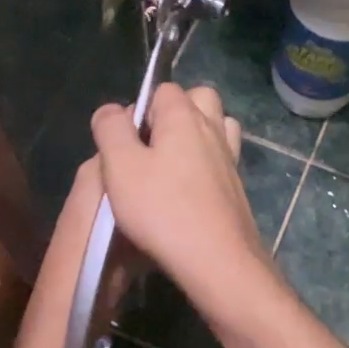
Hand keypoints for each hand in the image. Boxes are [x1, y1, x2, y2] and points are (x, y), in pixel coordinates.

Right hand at [90, 84, 271, 311]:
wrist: (218, 259)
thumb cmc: (162, 210)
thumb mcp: (120, 166)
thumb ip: (111, 130)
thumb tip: (112, 111)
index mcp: (185, 115)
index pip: (163, 89)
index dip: (140, 110)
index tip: (125, 143)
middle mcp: (213, 128)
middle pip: (197, 99)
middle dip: (173, 115)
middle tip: (149, 148)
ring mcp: (230, 157)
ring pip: (215, 127)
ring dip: (194, 137)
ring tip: (169, 166)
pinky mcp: (237, 186)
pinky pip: (220, 158)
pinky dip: (206, 164)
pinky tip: (187, 190)